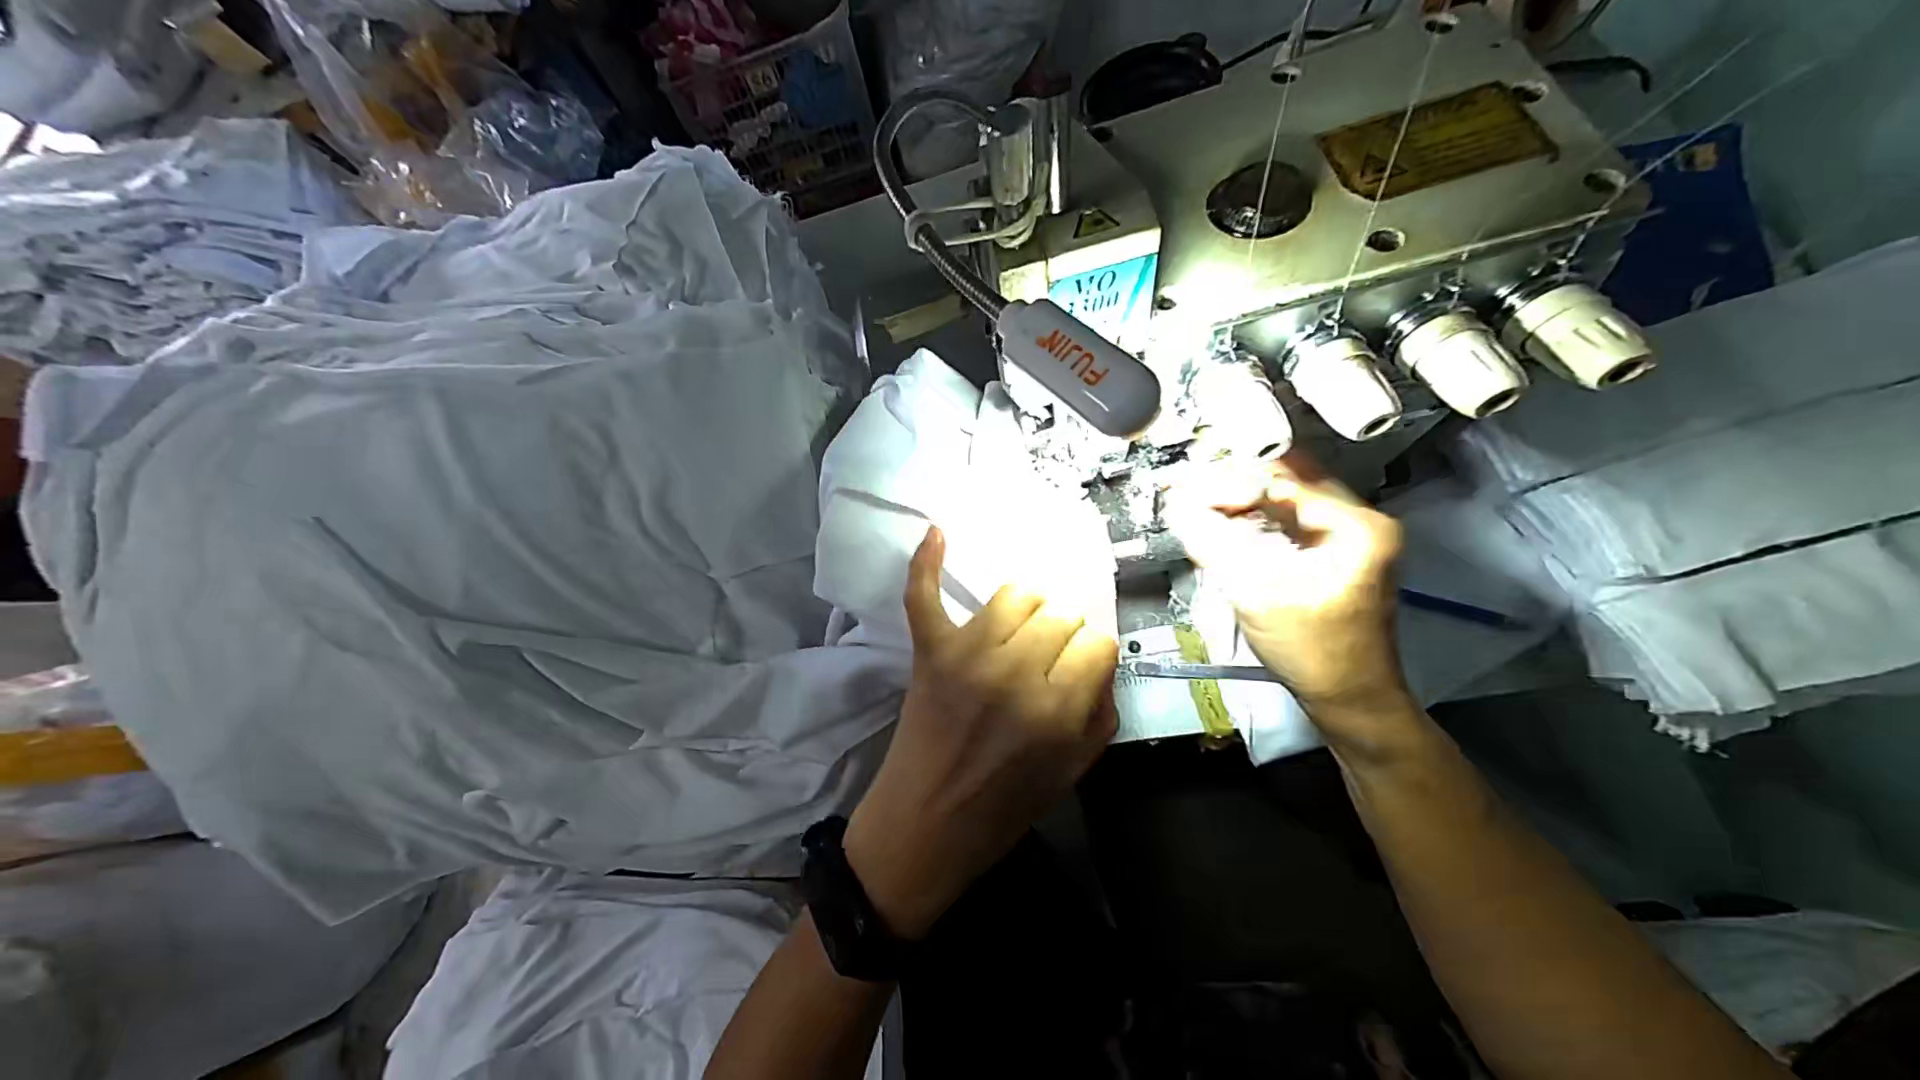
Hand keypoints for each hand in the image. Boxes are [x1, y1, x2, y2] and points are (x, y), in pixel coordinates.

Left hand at [843, 526, 1118, 939]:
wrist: (927, 825)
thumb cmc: (1005, 806)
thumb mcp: (1075, 772)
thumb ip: (1101, 710)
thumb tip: (1100, 660)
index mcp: (1058, 708)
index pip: (1097, 643)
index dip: (1091, 657)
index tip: (1077, 672)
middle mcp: (1016, 672)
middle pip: (1060, 615)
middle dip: (1061, 638)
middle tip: (1044, 664)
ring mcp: (967, 655)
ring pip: (1015, 594)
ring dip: (1025, 611)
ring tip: (1016, 636)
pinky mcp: (928, 651)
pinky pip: (924, 593)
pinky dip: (928, 562)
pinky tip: (938, 533)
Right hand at [1167, 455, 1411, 726]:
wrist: (1349, 699)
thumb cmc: (1316, 654)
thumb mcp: (1257, 595)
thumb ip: (1213, 546)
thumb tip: (1179, 507)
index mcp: (1356, 526)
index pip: (1283, 477)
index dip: (1233, 481)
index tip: (1193, 494)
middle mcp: (1359, 522)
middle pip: (1286, 482)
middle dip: (1234, 487)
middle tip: (1192, 498)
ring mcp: (1349, 538)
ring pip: (1285, 500)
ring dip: (1242, 503)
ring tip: (1202, 510)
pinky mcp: (1334, 554)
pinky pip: (1288, 520)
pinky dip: (1256, 520)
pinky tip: (1228, 528)